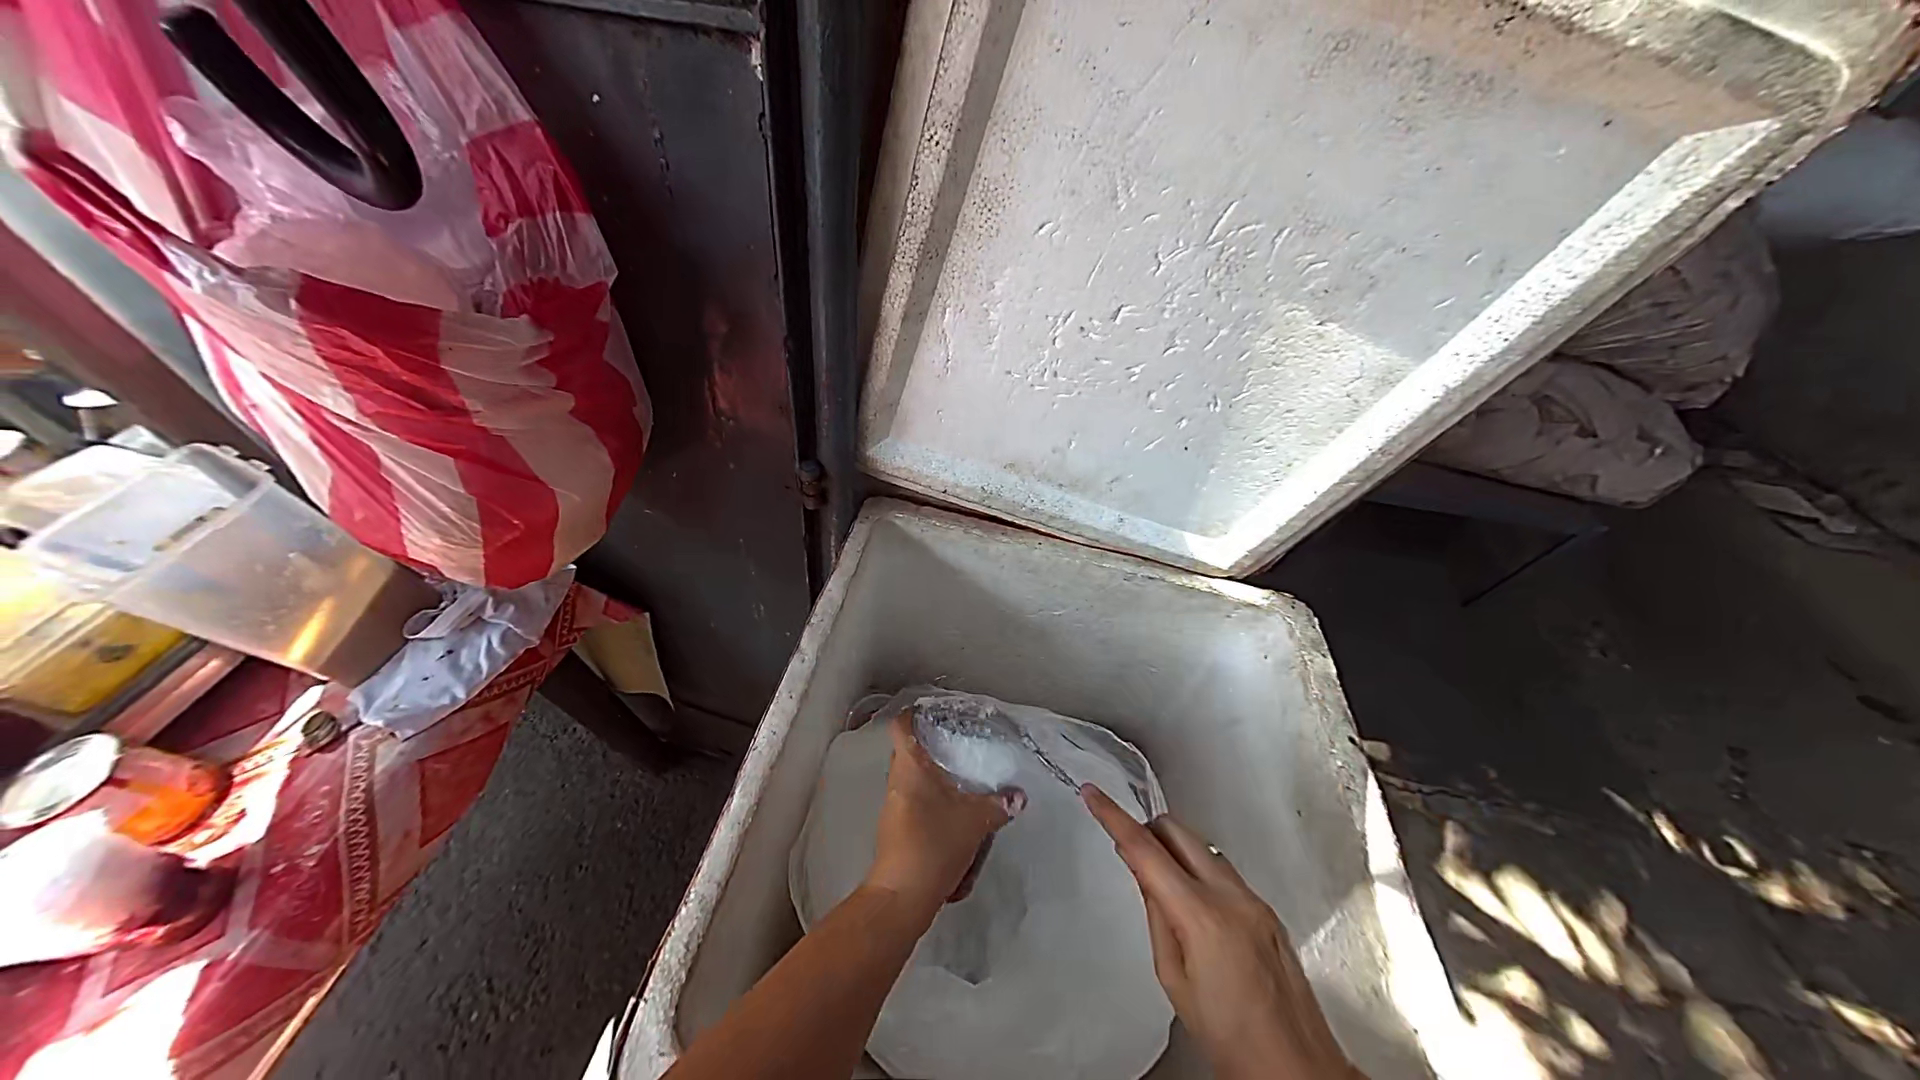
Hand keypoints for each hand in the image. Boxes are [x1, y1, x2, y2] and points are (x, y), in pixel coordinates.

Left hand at [863, 712, 1021, 917]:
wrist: (903, 894)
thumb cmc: (934, 842)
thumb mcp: (975, 821)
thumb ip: (998, 805)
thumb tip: (1018, 796)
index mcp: (909, 767)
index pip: (902, 727)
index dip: (914, 714)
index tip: (933, 712)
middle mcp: (896, 782)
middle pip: (908, 753)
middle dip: (931, 750)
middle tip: (958, 747)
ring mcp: (893, 808)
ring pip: (912, 782)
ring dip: (933, 781)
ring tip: (961, 783)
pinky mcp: (896, 831)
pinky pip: (915, 806)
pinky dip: (932, 806)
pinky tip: (955, 818)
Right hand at [1083, 785, 1362, 1079]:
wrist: (1297, 1069)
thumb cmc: (1233, 1040)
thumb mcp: (1173, 978)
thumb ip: (1155, 914)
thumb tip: (1142, 872)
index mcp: (1202, 916)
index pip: (1146, 849)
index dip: (1114, 816)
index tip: (1094, 796)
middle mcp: (1232, 898)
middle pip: (1177, 831)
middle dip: (1147, 830)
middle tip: (1127, 847)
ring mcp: (1254, 901)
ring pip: (1201, 846)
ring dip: (1174, 850)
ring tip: (1159, 883)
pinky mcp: (1267, 910)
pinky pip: (1223, 870)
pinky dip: (1198, 870)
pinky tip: (1191, 901)